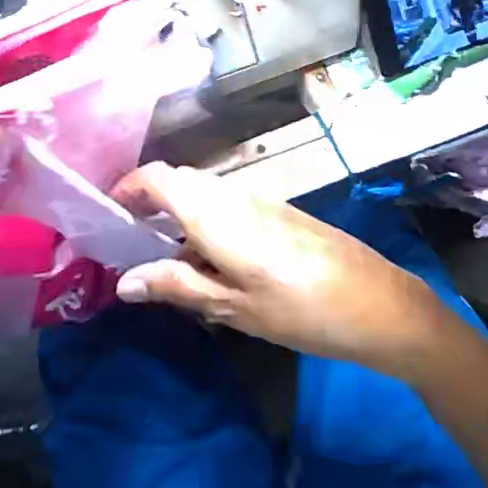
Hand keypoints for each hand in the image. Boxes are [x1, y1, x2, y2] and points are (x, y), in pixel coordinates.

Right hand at [109, 164, 453, 378]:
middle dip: (150, 201)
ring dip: (179, 212)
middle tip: (131, 241)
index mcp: (216, 213)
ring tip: (168, 258)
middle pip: (180, 180)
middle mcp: (235, 195)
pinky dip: (206, 220)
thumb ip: (177, 286)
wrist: (379, 303)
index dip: (128, 186)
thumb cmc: (300, 310)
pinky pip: (228, 203)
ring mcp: (261, 200)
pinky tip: (213, 260)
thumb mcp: (233, 307)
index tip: (109, 212)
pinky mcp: (279, 211)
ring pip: (205, 191)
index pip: (159, 177)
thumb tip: (124, 281)